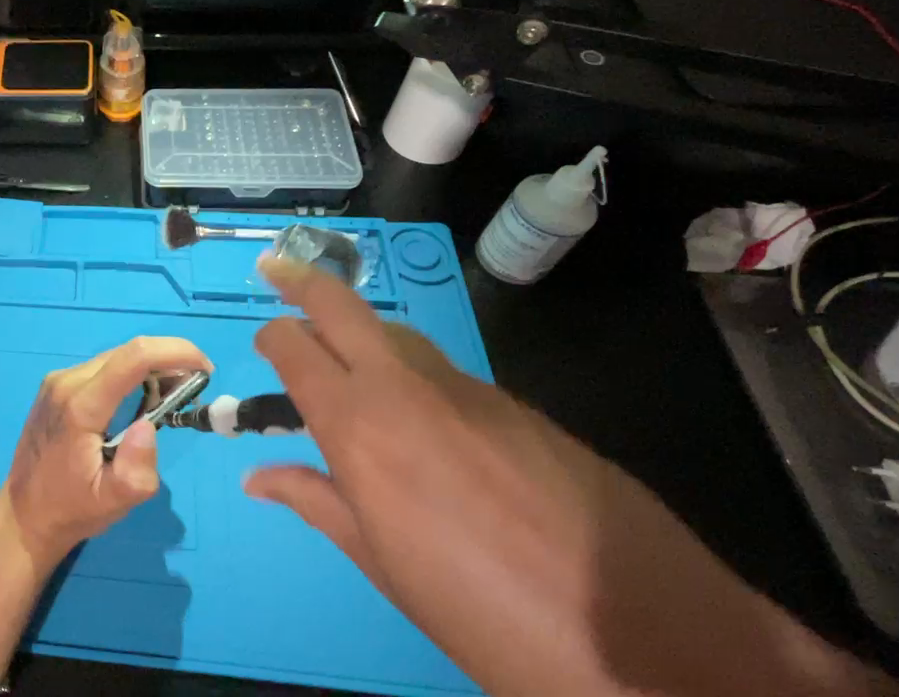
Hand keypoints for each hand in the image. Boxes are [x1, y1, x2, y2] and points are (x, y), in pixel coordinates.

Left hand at [0, 335, 211, 568]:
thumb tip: (149, 425)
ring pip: (115, 358)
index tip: (205, 369)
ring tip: (171, 399)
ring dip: (150, 369)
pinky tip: (141, 401)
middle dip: (168, 362)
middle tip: (193, 391)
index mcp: (81, 405)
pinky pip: (102, 368)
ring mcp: (58, 381)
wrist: (24, 513)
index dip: (175, 353)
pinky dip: (129, 375)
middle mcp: (66, 382)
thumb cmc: (72, 509)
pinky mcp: (56, 386)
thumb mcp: (114, 501)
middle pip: (127, 352)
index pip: (133, 358)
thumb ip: (138, 468)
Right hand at [245, 256, 898, 696]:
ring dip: (361, 331)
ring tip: (346, 356)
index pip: (294, 346)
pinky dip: (414, 372)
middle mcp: (406, 386)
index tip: (263, 347)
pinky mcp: (517, 403)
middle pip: (341, 304)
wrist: (639, 627)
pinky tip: (422, 417)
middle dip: (302, 282)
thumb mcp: (382, 564)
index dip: (271, 338)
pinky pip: (446, 370)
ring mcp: (468, 388)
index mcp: (358, 426)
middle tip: (276, 271)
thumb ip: (316, 501)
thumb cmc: (479, 606)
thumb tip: (259, 477)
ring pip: (396, 331)